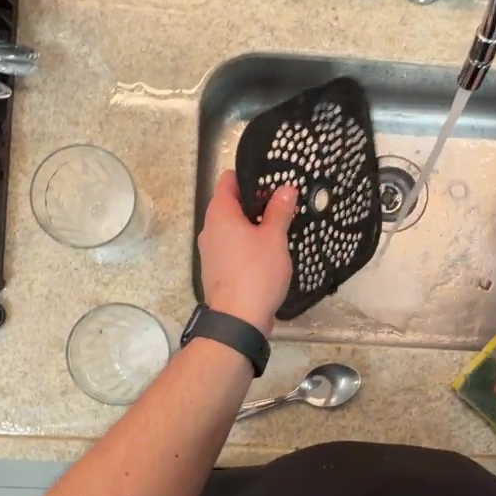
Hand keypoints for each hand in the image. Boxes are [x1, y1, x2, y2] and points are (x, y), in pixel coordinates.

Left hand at [200, 171, 298, 334]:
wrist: (238, 320)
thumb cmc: (256, 273)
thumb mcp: (274, 238)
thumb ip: (279, 211)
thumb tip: (285, 189)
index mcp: (220, 214)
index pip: (228, 180)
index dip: (249, 175)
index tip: (271, 178)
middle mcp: (210, 228)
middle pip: (231, 204)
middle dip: (255, 202)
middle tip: (282, 203)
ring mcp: (211, 251)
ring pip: (232, 228)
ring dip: (253, 225)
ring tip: (280, 226)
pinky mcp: (217, 270)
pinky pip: (233, 247)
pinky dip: (248, 245)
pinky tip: (268, 252)